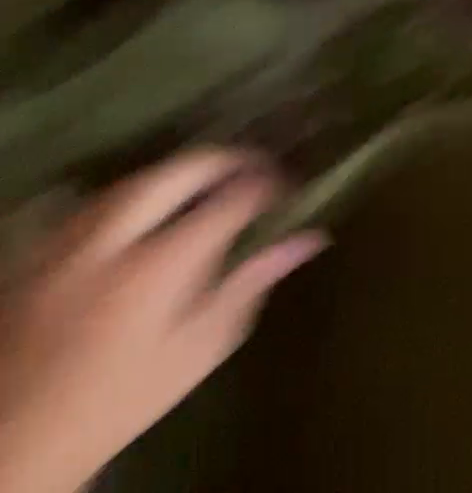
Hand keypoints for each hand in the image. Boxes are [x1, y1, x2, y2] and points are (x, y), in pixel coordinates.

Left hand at [0, 150, 325, 492]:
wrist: (15, 444)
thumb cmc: (126, 397)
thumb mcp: (202, 346)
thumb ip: (250, 284)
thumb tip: (307, 239)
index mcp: (158, 267)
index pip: (228, 200)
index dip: (266, 184)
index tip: (289, 187)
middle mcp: (106, 247)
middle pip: (170, 175)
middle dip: (219, 162)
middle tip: (251, 166)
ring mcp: (57, 252)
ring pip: (120, 187)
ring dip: (169, 178)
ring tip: (198, 188)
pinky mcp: (27, 264)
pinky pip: (76, 209)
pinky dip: (117, 199)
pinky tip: (135, 212)